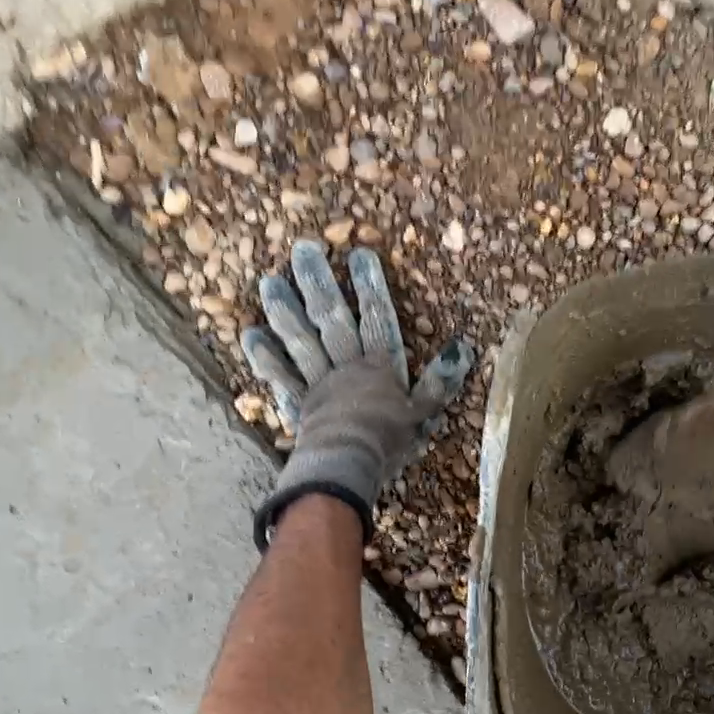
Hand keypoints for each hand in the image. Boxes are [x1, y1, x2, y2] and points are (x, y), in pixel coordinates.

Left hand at [244, 240, 472, 550]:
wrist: (346, 464)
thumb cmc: (389, 441)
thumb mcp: (425, 413)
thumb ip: (440, 381)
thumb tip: (463, 347)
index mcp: (380, 365)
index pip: (376, 318)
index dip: (369, 286)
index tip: (359, 254)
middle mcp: (346, 365)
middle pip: (331, 318)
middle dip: (318, 283)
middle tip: (304, 249)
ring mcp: (318, 382)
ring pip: (300, 339)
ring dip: (284, 310)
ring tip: (269, 281)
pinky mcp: (299, 403)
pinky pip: (279, 376)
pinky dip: (266, 357)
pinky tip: (250, 335)